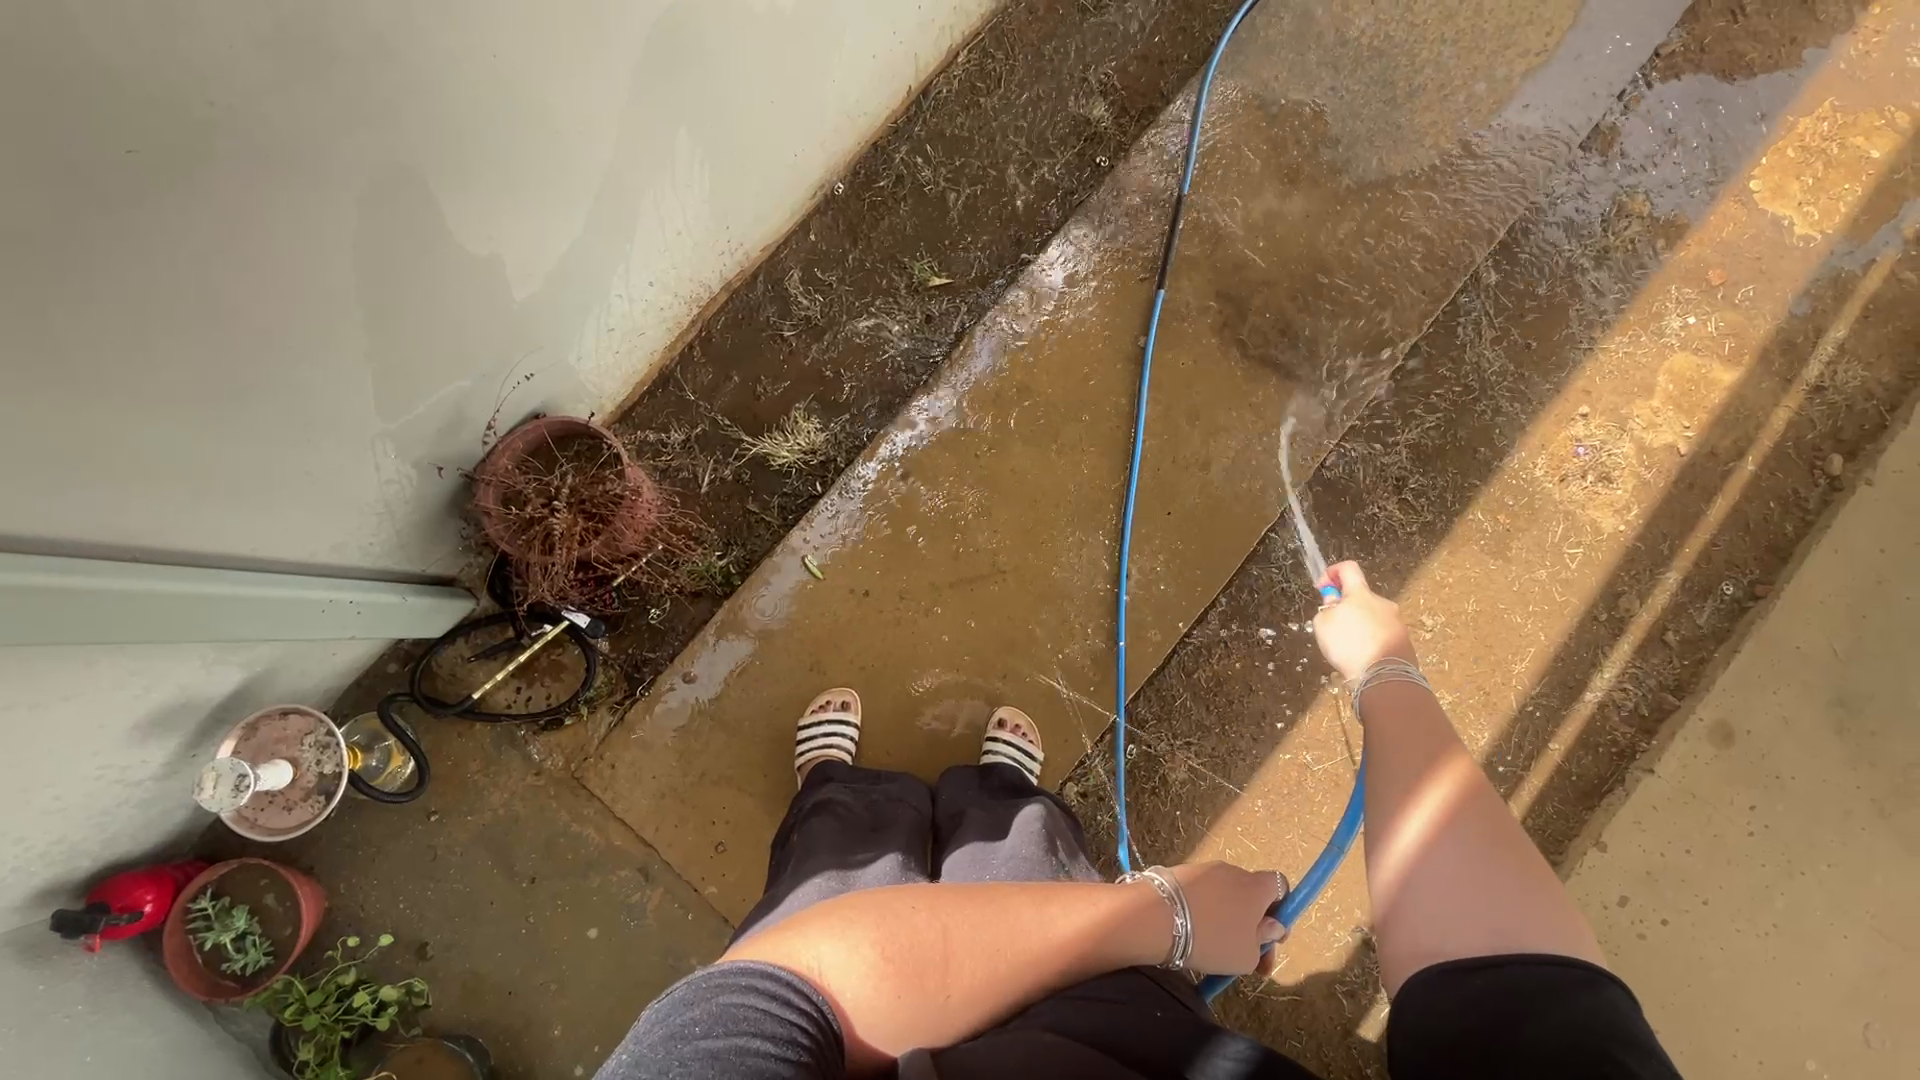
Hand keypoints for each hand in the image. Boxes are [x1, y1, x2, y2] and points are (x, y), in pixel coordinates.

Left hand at [1157, 861, 1287, 975]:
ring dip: (1226, 917)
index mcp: (1256, 886)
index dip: (1281, 911)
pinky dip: (1202, 910)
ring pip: (1224, 894)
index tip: (1271, 938)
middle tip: (1245, 954)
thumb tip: (1272, 924)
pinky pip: (1201, 893)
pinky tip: (1192, 932)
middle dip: (1252, 923)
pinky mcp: (1179, 872)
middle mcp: (1232, 870)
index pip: (1280, 886)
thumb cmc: (1211, 939)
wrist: (1156, 916)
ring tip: (1214, 947)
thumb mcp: (1248, 955)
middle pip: (1250, 893)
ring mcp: (1203, 868)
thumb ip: (1264, 940)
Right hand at [1312, 561, 1414, 680]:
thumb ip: (1326, 608)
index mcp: (1361, 594)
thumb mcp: (1323, 624)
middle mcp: (1383, 603)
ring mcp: (1396, 622)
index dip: (1332, 572)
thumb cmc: (1348, 645)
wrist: (1383, 677)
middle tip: (1333, 627)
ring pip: (1372, 617)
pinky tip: (1362, 656)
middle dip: (1345, 607)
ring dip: (1358, 625)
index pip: (1348, 568)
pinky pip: (1381, 634)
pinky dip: (1370, 640)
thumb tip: (1335, 605)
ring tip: (1347, 647)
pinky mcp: (1403, 641)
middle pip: (1360, 597)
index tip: (1322, 588)